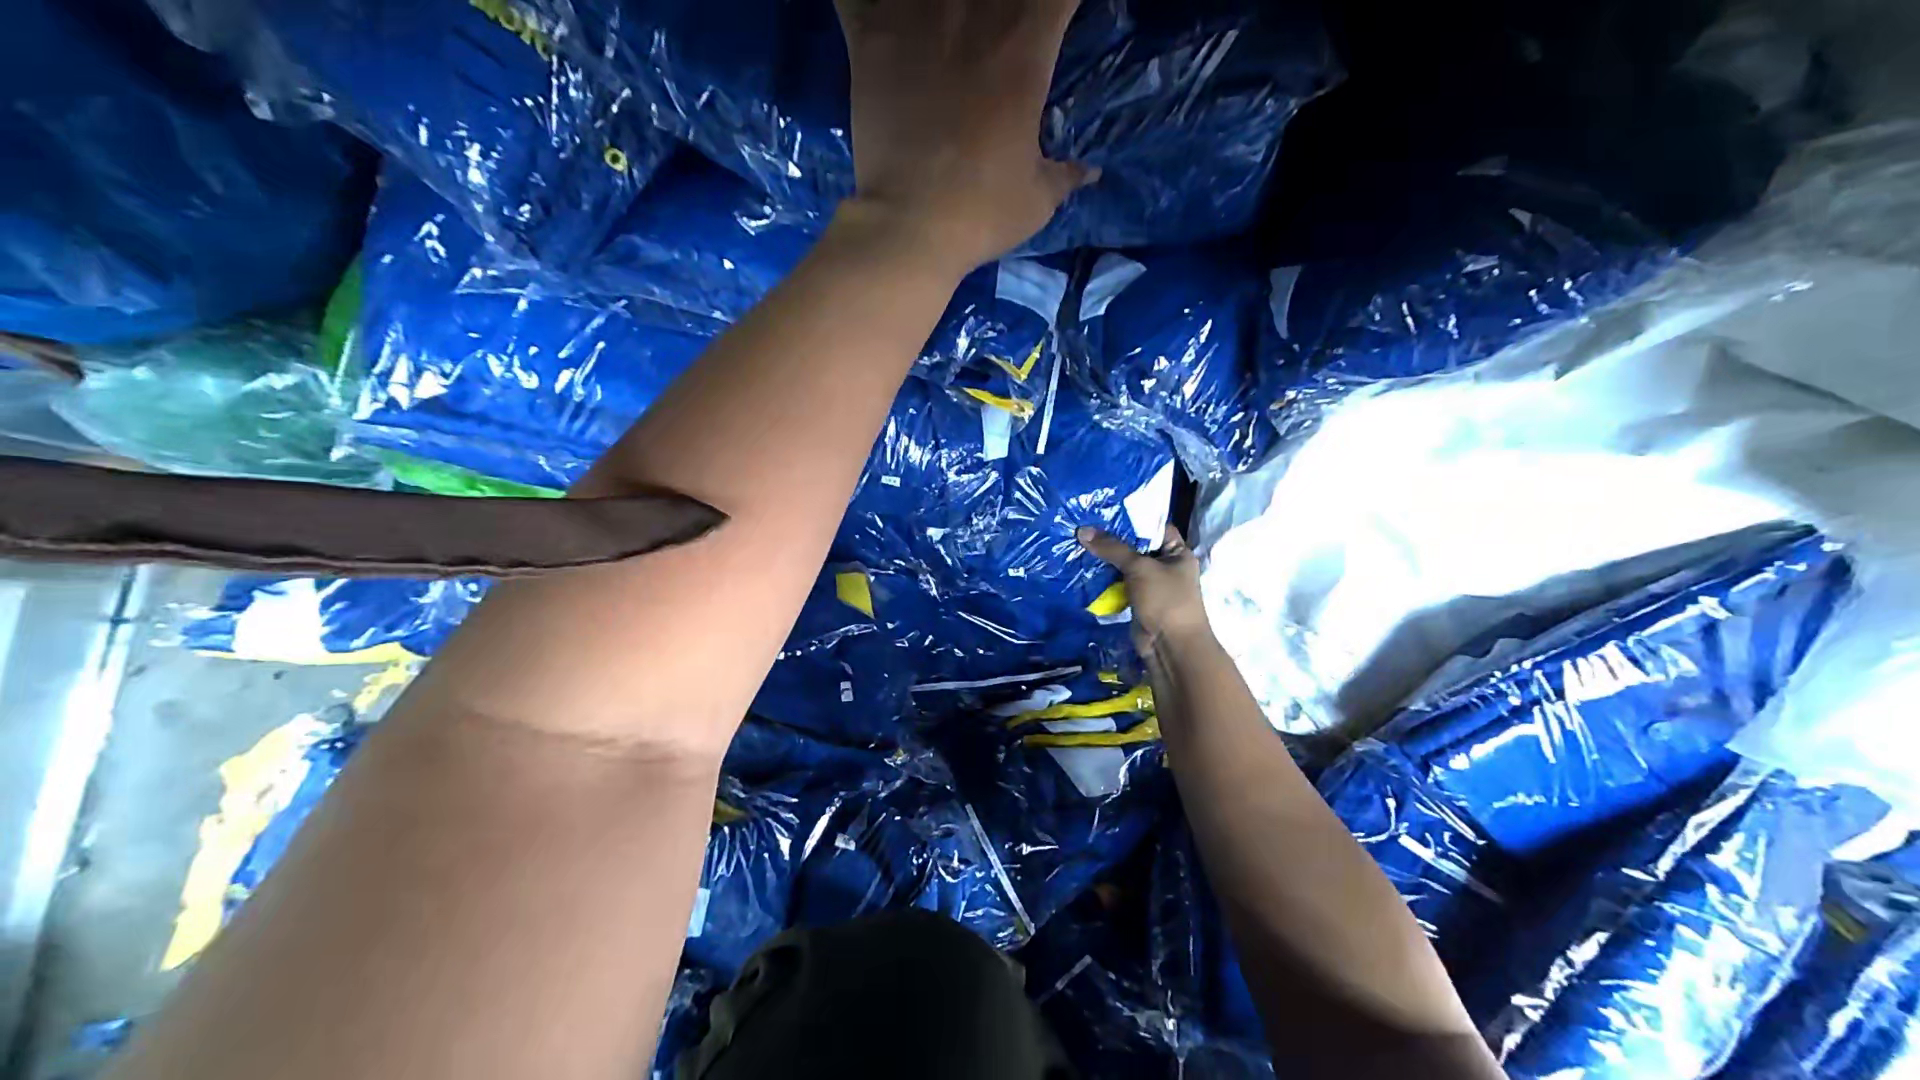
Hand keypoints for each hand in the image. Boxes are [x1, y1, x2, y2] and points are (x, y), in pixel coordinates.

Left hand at [832, 0, 1097, 271]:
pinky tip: (873, 11)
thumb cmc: (982, 213)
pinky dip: (864, 0)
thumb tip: (1088, 171)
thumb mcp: (1036, 200)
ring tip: (946, 23)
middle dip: (1003, 4)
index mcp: (1025, 46)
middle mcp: (975, 13)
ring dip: (942, 0)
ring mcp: (917, 18)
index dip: (1058, 5)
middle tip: (996, 31)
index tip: (1053, 22)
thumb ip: (1064, 175)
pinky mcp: (870, 38)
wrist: (910, 229)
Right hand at [1078, 524, 1213, 661]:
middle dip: (1113, 539)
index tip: (1105, 509)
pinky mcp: (1138, 601)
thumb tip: (1082, 530)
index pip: (1154, 527)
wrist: (1171, 647)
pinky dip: (1104, 579)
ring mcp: (1151, 586)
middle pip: (1136, 546)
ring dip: (1106, 560)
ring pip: (1125, 567)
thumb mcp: (1140, 568)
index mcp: (1177, 553)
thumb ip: (1112, 548)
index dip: (1132, 518)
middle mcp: (1166, 566)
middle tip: (1085, 525)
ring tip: (1079, 542)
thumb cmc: (1165, 601)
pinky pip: (1119, 584)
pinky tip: (1084, 567)